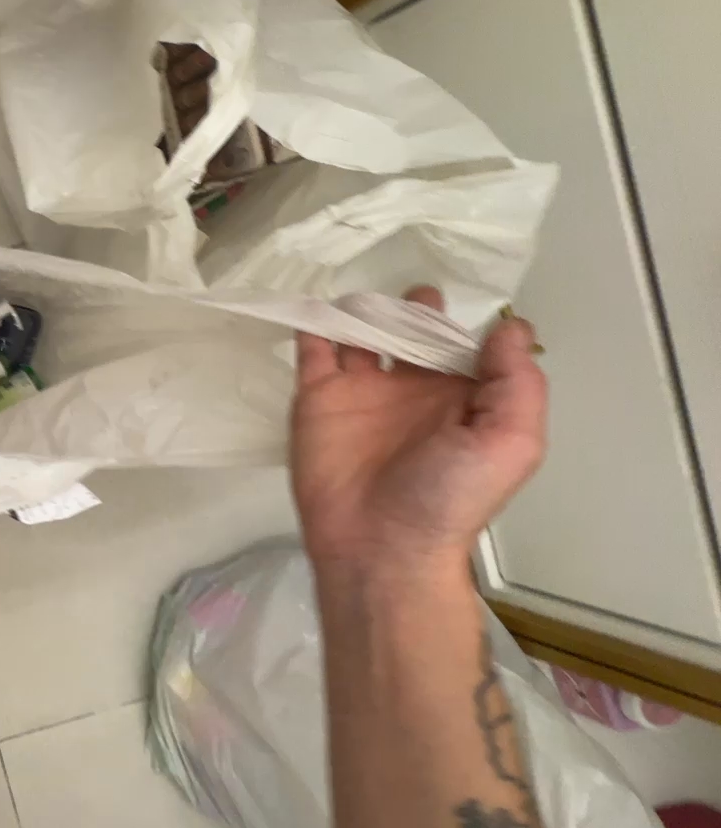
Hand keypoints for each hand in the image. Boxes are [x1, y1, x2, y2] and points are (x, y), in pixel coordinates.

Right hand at [291, 287, 547, 583]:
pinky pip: (312, 353)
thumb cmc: (450, 494)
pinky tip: (316, 307)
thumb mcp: (510, 441)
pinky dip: (312, 327)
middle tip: (414, 290)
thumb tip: (509, 328)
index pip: (464, 346)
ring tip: (364, 295)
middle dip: (413, 309)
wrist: (378, 537)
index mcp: (460, 397)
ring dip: (362, 312)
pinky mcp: (315, 397)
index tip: (467, 300)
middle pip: (411, 335)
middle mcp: (410, 388)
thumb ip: (515, 383)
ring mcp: (359, 390)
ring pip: (360, 336)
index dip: (465, 323)